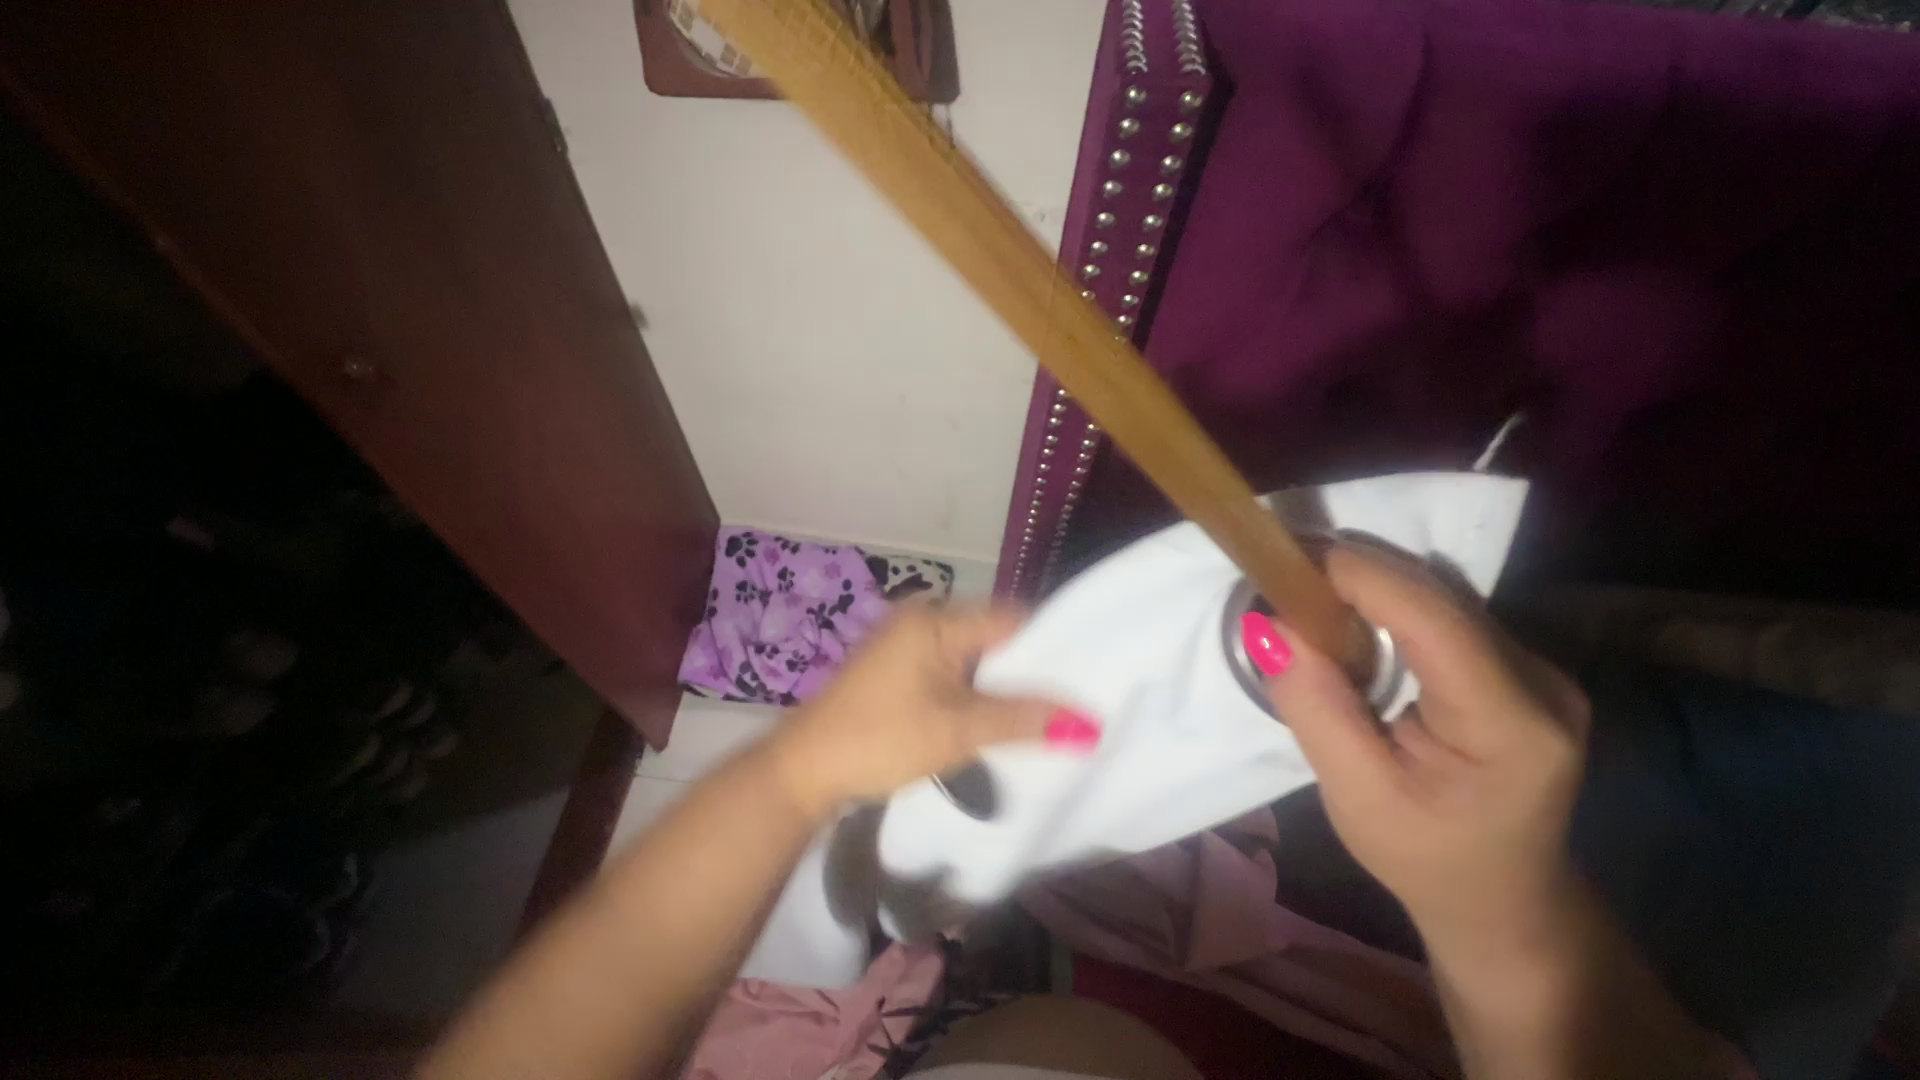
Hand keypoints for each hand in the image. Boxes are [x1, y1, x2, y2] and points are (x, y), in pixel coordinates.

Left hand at [765, 605, 1065, 815]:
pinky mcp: (898, 668)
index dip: (1052, 649)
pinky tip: (998, 720)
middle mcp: (923, 619)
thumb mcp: (958, 731)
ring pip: (975, 658)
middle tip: (1071, 705)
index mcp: (937, 619)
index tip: (1088, 680)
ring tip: (1044, 717)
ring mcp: (907, 643)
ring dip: (1003, 686)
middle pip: (996, 636)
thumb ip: (1023, 721)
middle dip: (1029, 672)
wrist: (803, 770)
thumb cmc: (880, 740)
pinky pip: (953, 671)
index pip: (1013, 620)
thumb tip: (1087, 724)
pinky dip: (976, 693)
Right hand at [1257, 541, 1590, 949]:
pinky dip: (1392, 609)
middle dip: (1360, 577)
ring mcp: (1542, 673)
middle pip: (1441, 602)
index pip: (1434, 621)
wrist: (1504, 900)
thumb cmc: (1425, 858)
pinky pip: (1448, 618)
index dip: (1363, 577)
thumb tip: (1270, 626)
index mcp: (1512, 725)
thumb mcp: (1356, 798)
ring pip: (1444, 602)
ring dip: (1374, 589)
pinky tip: (1353, 621)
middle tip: (1285, 573)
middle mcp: (1543, 682)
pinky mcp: (1525, 670)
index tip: (1290, 558)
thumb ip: (1316, 709)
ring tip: (1309, 593)